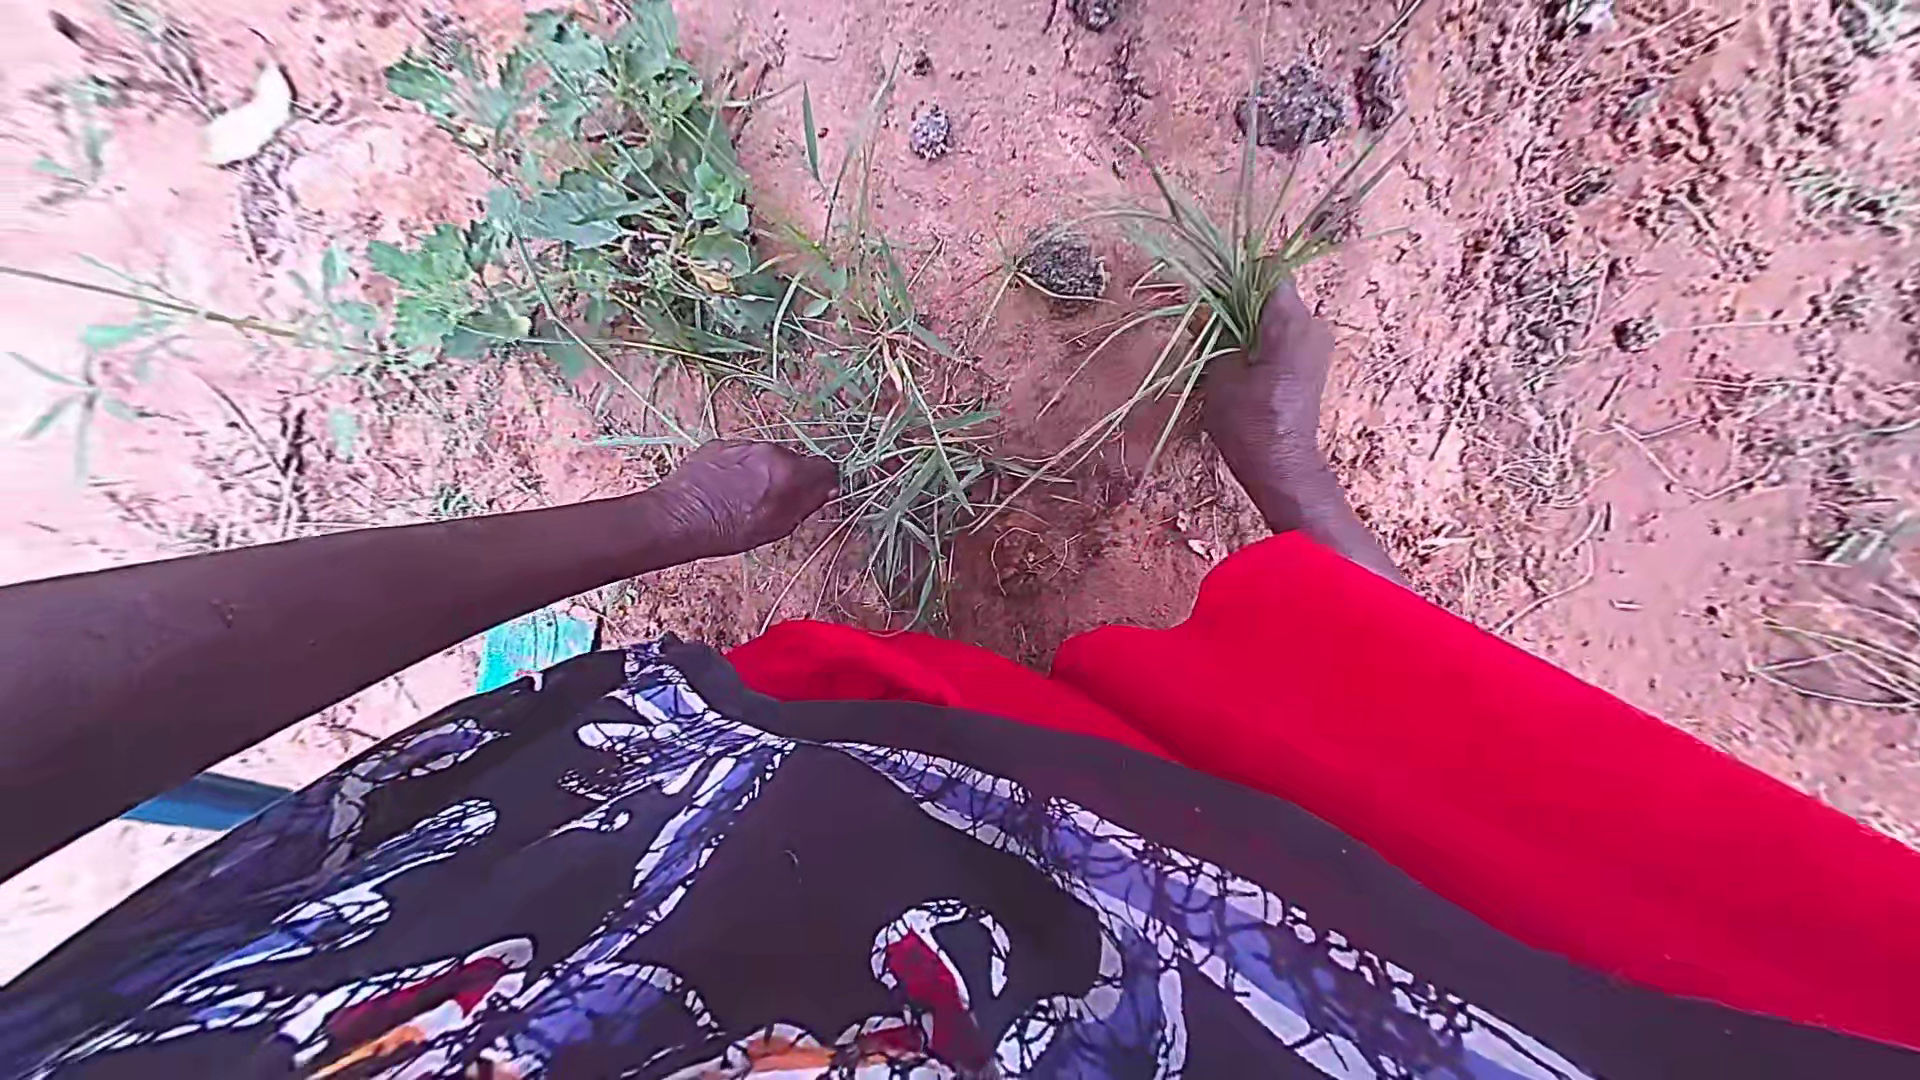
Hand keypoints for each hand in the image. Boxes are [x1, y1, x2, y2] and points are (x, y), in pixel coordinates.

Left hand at [648, 441, 837, 558]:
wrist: (678, 518)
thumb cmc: (731, 530)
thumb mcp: (779, 526)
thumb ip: (807, 503)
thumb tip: (826, 489)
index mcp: (790, 471)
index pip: (826, 467)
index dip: (821, 484)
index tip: (812, 497)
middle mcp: (770, 450)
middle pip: (795, 460)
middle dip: (790, 478)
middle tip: (774, 502)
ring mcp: (743, 444)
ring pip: (768, 456)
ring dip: (765, 472)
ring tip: (745, 497)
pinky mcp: (719, 444)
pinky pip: (742, 454)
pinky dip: (741, 468)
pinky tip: (727, 488)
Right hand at [1201, 280, 1332, 479]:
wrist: (1280, 465)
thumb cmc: (1248, 423)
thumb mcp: (1219, 375)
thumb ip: (1215, 335)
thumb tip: (1207, 310)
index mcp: (1290, 322)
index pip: (1268, 272)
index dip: (1236, 279)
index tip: (1211, 297)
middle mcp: (1312, 324)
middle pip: (1272, 294)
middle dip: (1238, 305)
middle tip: (1208, 330)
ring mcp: (1317, 344)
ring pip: (1277, 316)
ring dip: (1247, 326)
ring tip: (1222, 354)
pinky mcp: (1313, 362)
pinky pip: (1284, 336)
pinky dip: (1260, 342)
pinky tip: (1241, 367)